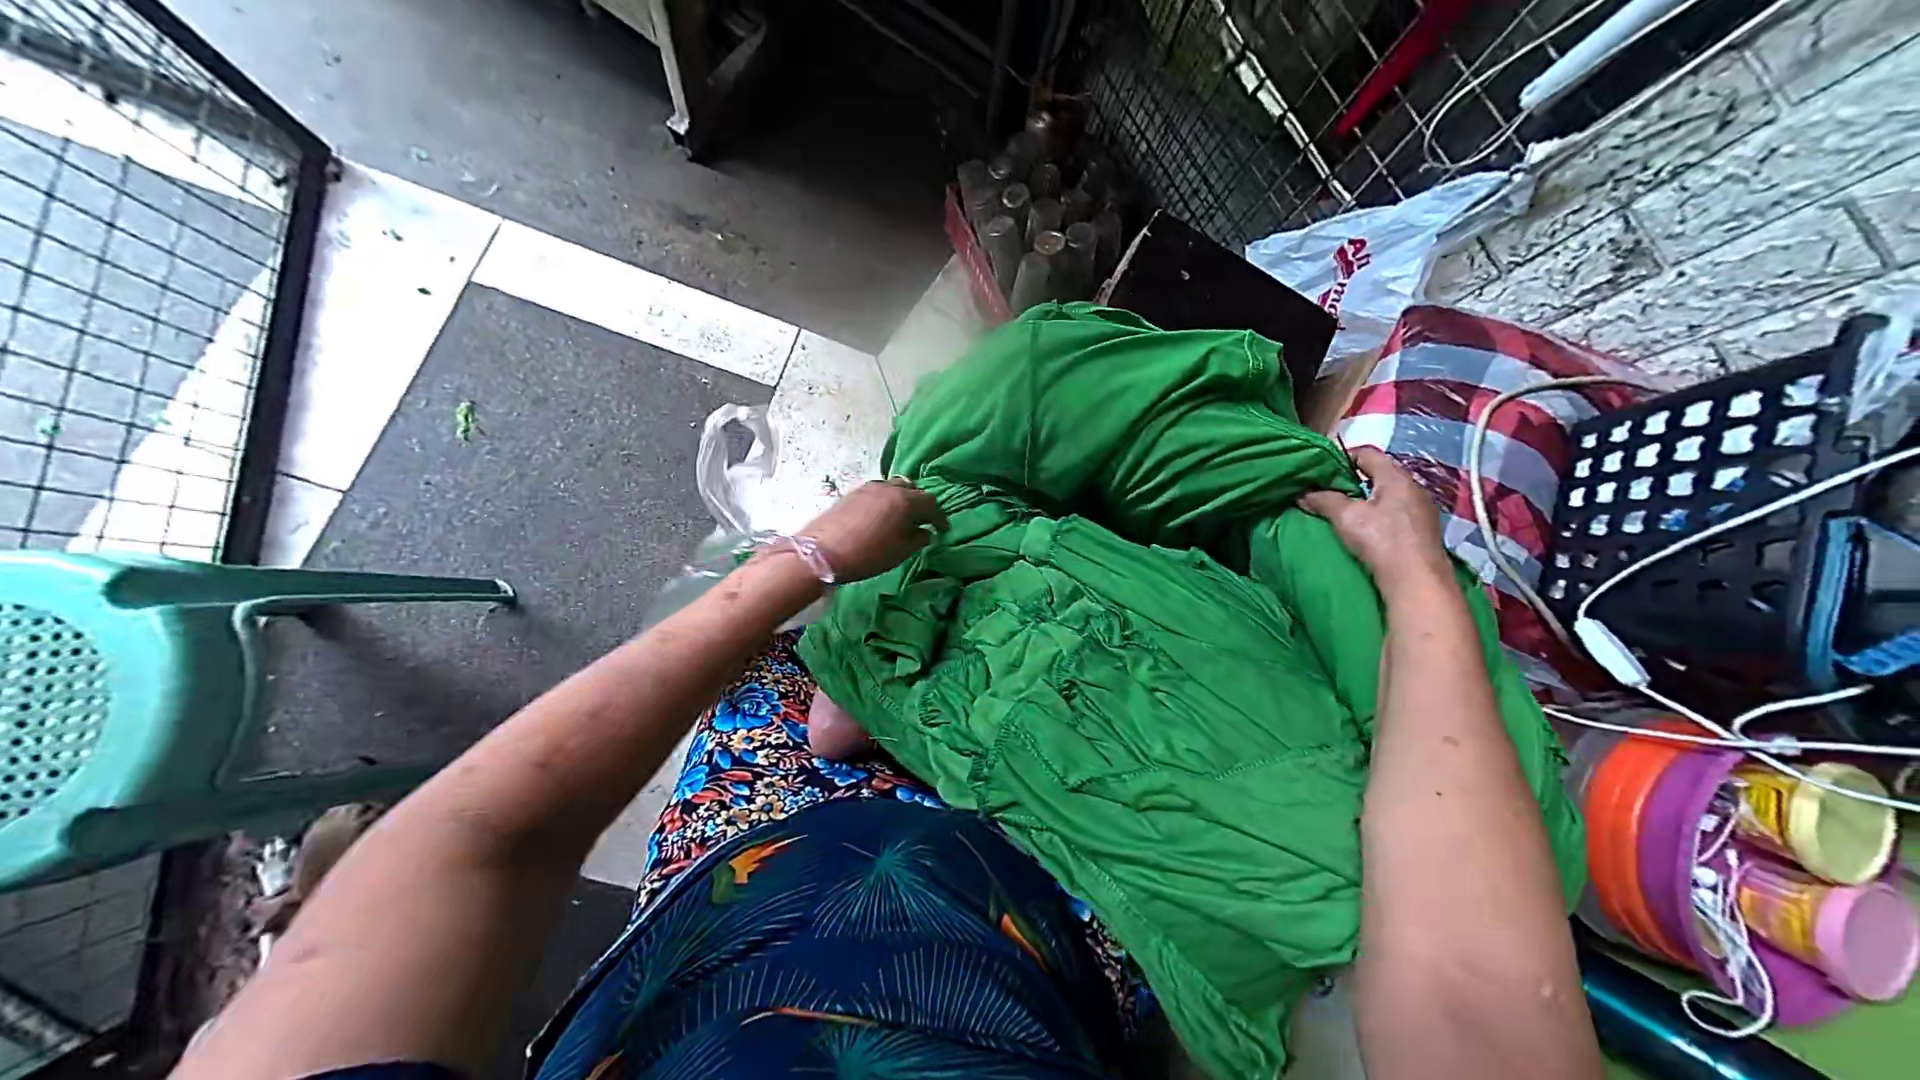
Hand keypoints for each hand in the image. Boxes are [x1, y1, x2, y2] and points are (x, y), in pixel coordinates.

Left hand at [799, 478, 948, 582]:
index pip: (932, 503)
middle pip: (914, 490)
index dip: (940, 517)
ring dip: (904, 498)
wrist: (823, 552)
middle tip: (924, 520)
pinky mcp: (854, 492)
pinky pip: (879, 490)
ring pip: (896, 486)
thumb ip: (918, 539)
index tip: (943, 529)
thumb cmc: (868, 554)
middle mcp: (890, 488)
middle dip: (923, 504)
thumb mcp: (900, 552)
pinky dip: (888, 498)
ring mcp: (870, 487)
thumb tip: (925, 532)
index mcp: (906, 501)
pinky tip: (883, 513)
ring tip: (903, 514)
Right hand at [1300, 447, 1451, 595]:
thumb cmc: (1381, 540)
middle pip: (1378, 473)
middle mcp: (1413, 487)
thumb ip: (1324, 500)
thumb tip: (1302, 493)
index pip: (1367, 453)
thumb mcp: (1345, 517)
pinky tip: (1363, 527)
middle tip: (1326, 488)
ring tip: (1341, 509)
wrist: (1417, 580)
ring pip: (1387, 493)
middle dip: (1352, 478)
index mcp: (1396, 477)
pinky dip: (1376, 512)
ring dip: (1364, 497)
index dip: (1342, 455)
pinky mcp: (1422, 529)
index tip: (1321, 467)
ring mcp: (1421, 509)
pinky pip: (1395, 510)